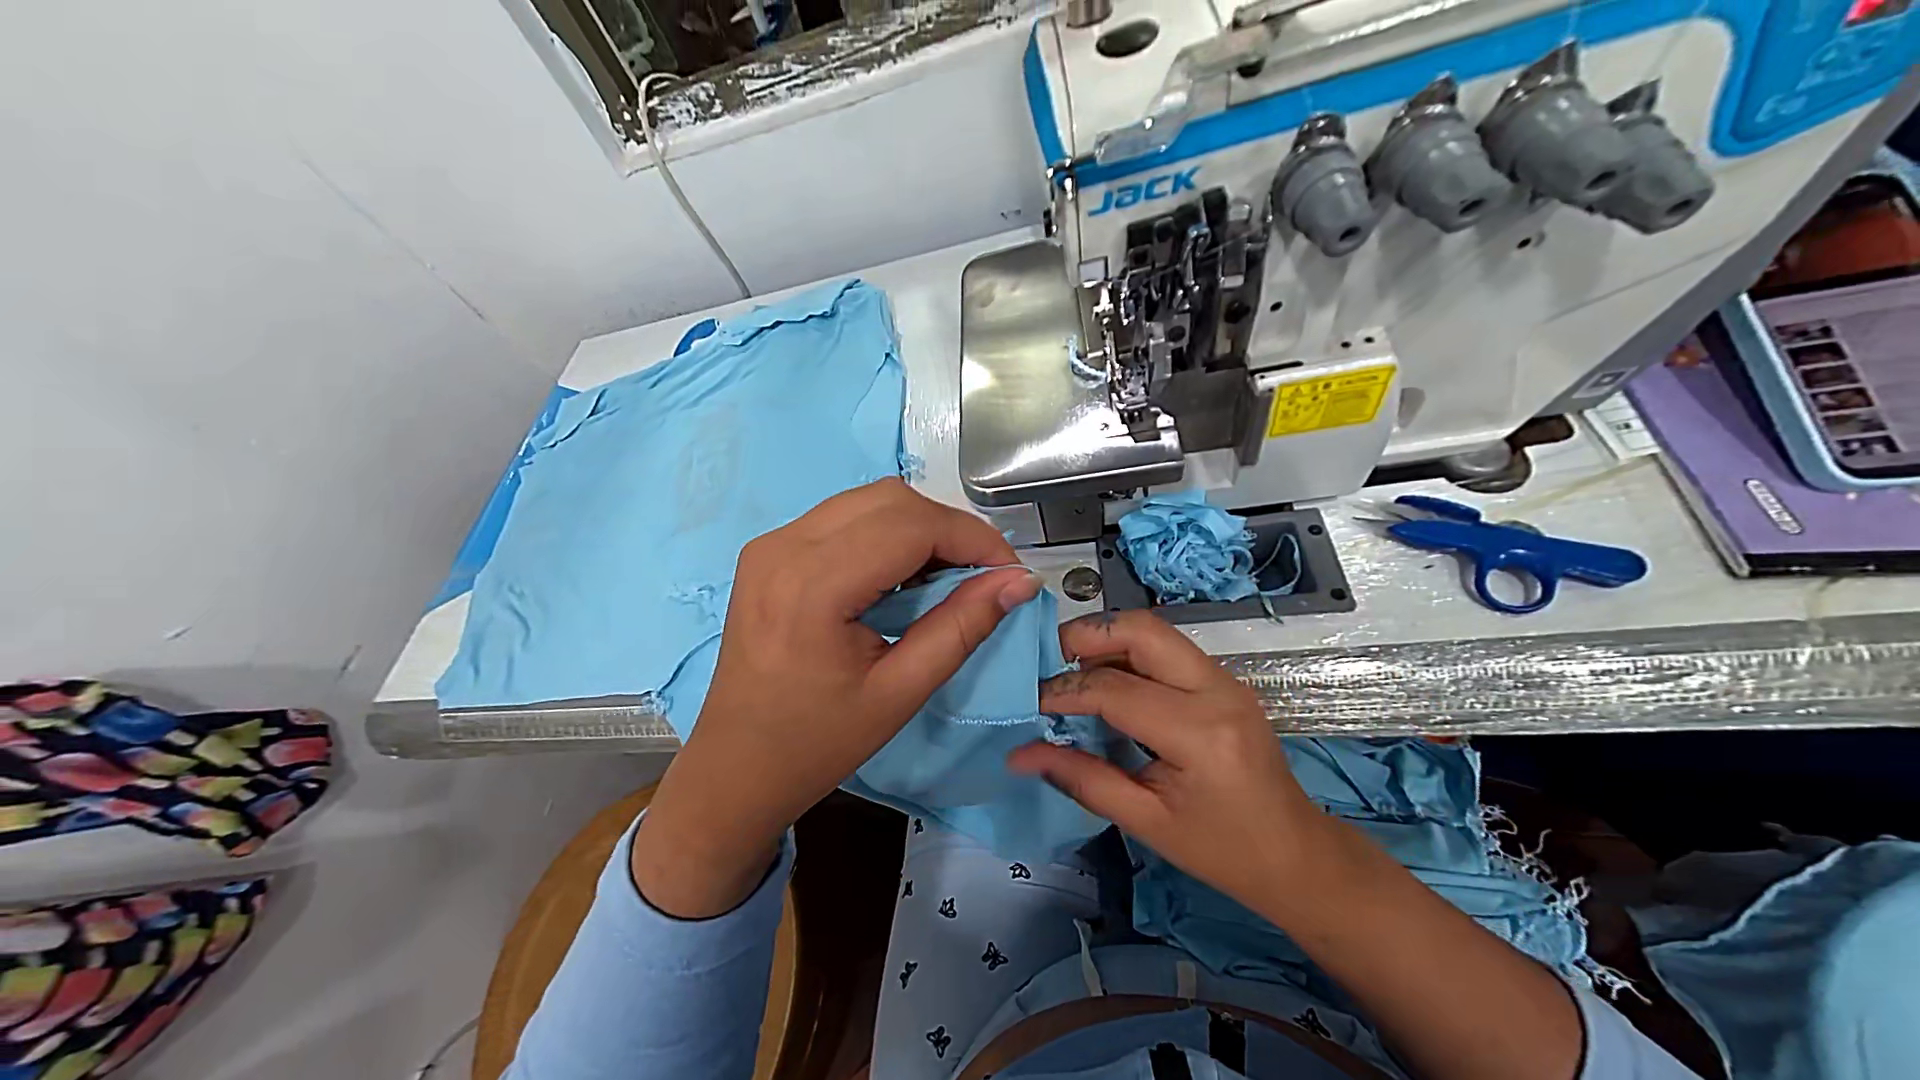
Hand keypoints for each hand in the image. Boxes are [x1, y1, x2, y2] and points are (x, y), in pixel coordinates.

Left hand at [633, 478, 1039, 916]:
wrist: (736, 767)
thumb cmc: (817, 742)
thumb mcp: (901, 692)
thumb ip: (962, 627)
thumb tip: (1018, 582)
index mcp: (812, 586)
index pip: (911, 526)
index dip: (972, 538)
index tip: (1010, 571)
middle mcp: (784, 547)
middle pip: (890, 499)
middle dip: (948, 528)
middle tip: (982, 575)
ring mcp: (770, 544)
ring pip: (867, 500)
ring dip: (918, 527)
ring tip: (946, 576)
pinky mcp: (768, 551)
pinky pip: (842, 517)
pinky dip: (885, 533)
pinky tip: (901, 575)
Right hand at [1012, 612, 1584, 1079]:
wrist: (1305, 860)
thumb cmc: (1231, 854)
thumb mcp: (1150, 822)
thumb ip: (1086, 779)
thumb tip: (1023, 754)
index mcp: (1198, 729)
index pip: (1111, 689)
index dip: (1062, 692)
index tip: (1029, 703)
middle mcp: (1216, 691)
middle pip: (1141, 630)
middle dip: (1087, 634)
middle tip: (1048, 659)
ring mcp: (1227, 683)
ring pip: (1159, 629)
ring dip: (1111, 637)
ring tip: (1072, 664)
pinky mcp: (1230, 687)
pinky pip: (1171, 650)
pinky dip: (1134, 652)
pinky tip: (1110, 680)